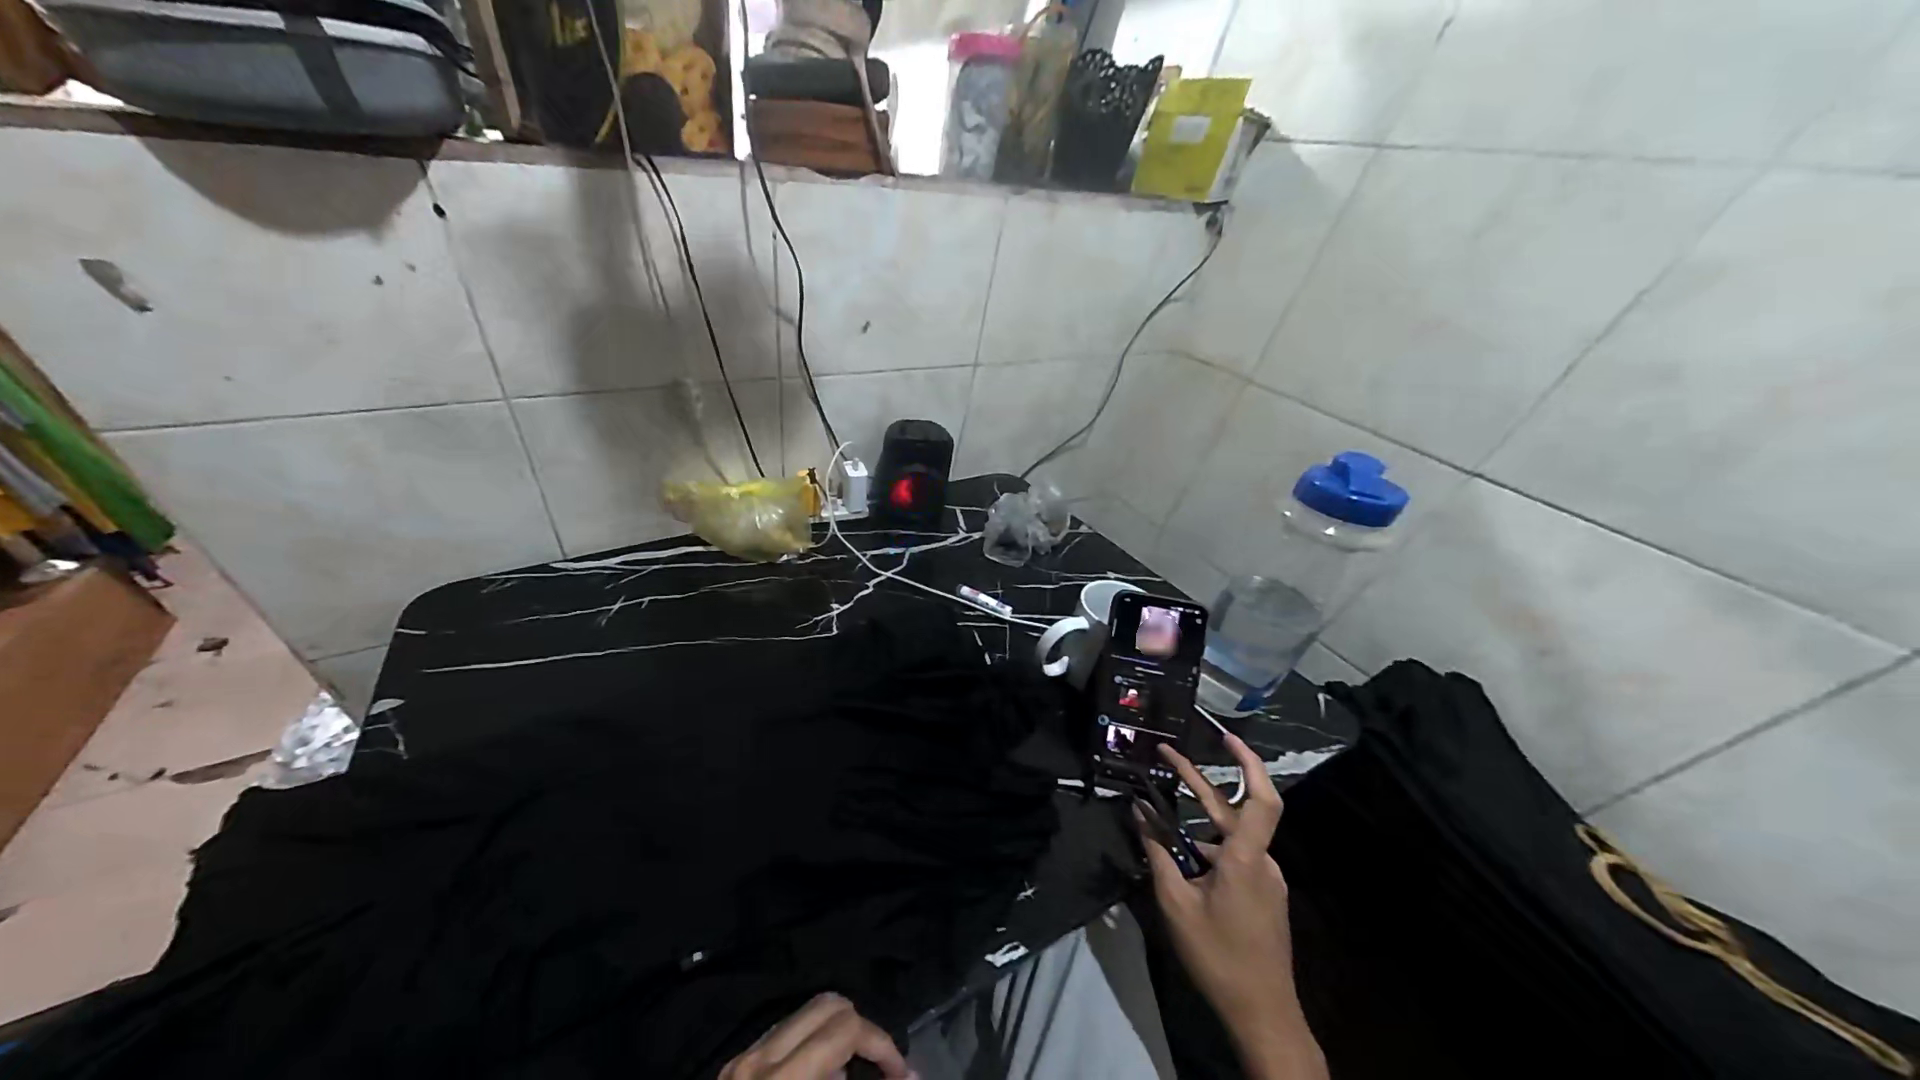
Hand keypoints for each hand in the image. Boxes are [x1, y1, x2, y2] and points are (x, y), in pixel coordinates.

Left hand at [719, 993, 912, 1079]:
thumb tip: (908, 1077)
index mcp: (785, 1079)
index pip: (846, 1028)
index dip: (883, 1045)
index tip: (900, 1074)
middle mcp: (761, 1058)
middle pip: (829, 1004)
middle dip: (862, 1030)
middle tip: (878, 1068)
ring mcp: (742, 1061)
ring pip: (806, 1014)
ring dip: (837, 1035)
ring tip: (849, 1076)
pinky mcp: (733, 1070)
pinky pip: (784, 1034)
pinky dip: (810, 1045)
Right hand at [1137, 734, 1326, 1079]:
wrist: (1263, 1013)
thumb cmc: (1217, 955)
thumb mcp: (1175, 902)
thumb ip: (1157, 852)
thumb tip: (1139, 811)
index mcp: (1245, 857)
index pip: (1260, 798)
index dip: (1248, 762)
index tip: (1226, 737)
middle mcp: (1262, 861)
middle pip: (1233, 811)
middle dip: (1198, 783)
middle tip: (1167, 757)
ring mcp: (1268, 880)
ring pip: (1230, 839)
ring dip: (1198, 829)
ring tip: (1161, 828)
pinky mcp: (1266, 896)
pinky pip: (1236, 860)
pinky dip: (1209, 851)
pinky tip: (1185, 866)